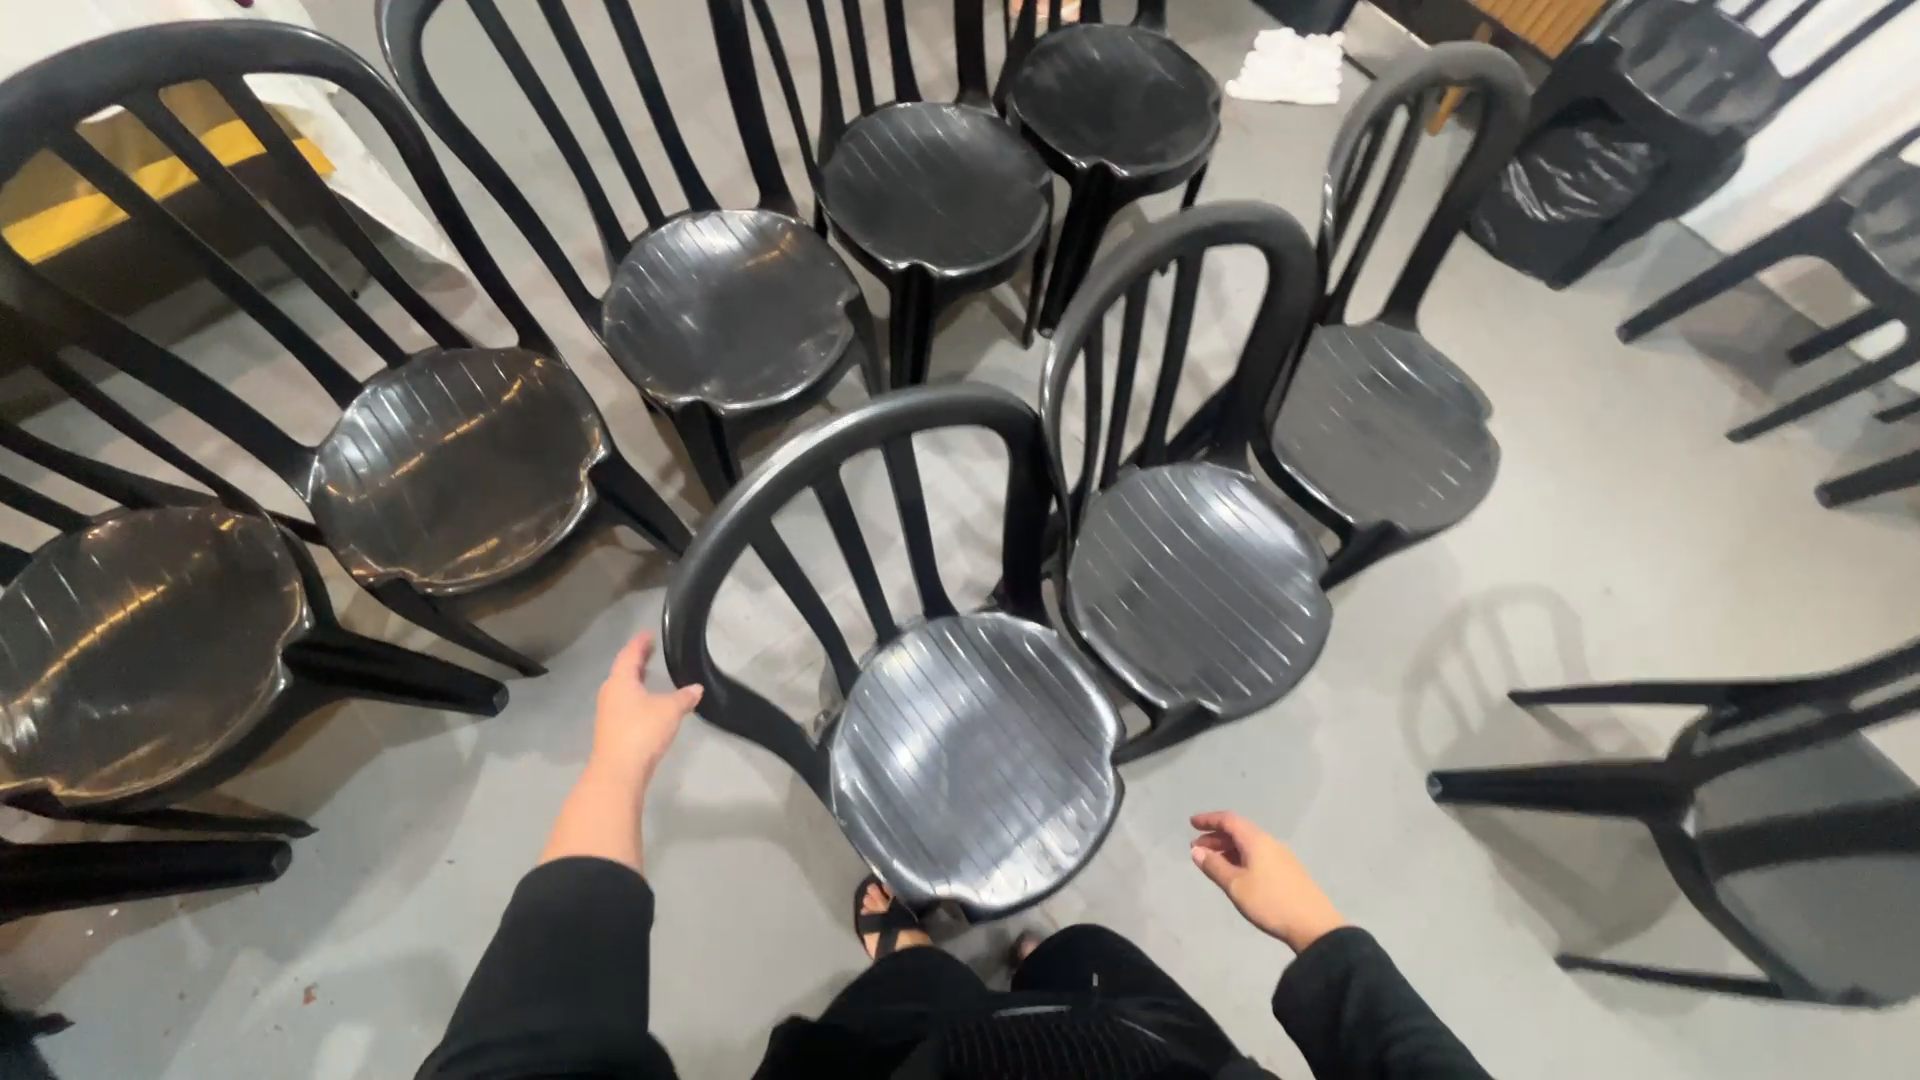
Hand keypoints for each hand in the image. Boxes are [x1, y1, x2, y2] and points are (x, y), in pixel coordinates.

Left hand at [587, 632, 702, 790]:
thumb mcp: (670, 710)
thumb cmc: (642, 730)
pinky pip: (624, 704)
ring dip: (635, 680)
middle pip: (622, 671)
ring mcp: (609, 713)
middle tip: (650, 651)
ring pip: (622, 689)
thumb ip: (684, 697)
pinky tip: (648, 703)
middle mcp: (611, 693)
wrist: (618, 770)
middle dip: (636, 661)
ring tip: (648, 674)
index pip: (629, 655)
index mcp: (621, 681)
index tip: (648, 634)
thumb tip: (696, 688)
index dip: (639, 644)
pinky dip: (635, 697)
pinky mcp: (612, 730)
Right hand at [1190, 811, 1347, 952]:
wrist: (1315, 928)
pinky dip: (1241, 858)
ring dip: (1228, 849)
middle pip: (1239, 831)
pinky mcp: (1289, 872)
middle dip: (1216, 837)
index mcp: (1256, 840)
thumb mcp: (1236, 885)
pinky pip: (1258, 855)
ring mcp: (1282, 857)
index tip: (1192, 824)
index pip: (1228, 820)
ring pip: (1249, 844)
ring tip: (1213, 863)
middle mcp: (1269, 842)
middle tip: (1197, 848)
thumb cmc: (1270, 902)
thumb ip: (1214, 866)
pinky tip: (1237, 874)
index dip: (1209, 820)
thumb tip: (1196, 850)